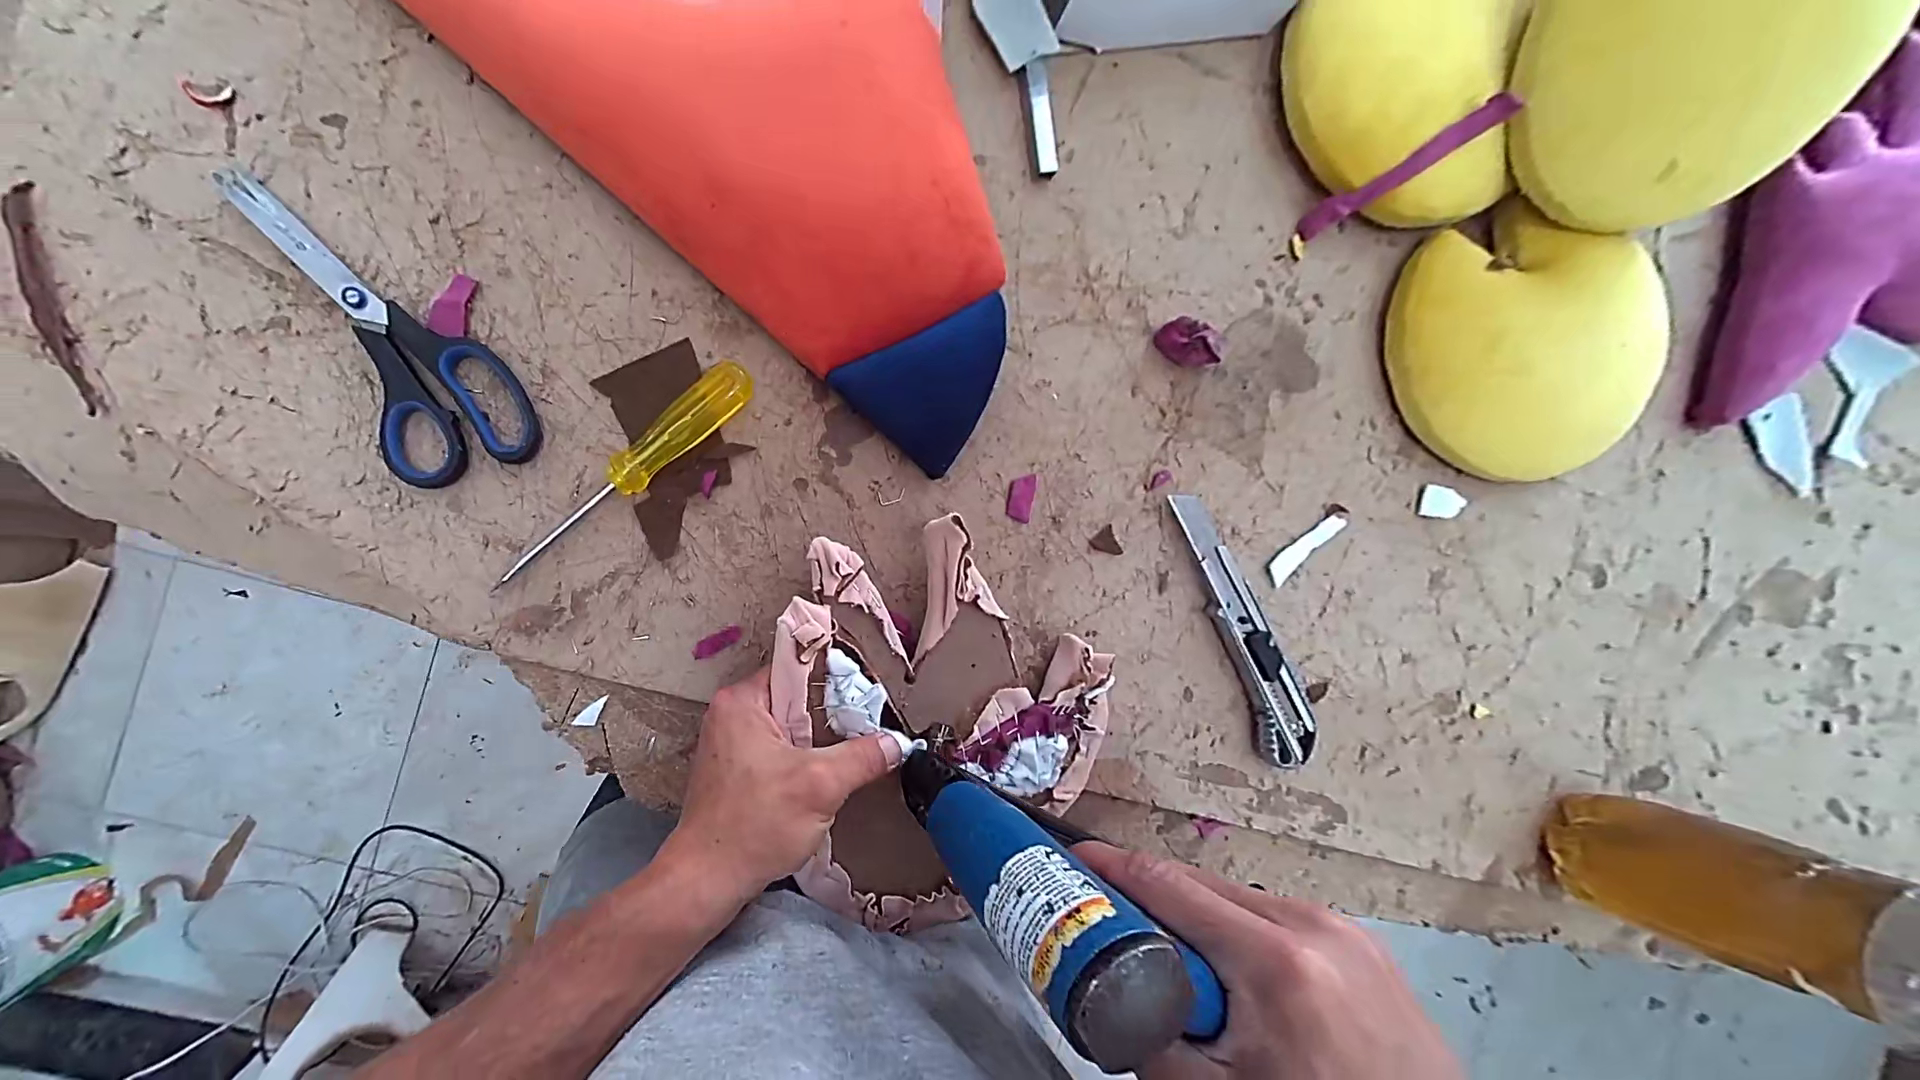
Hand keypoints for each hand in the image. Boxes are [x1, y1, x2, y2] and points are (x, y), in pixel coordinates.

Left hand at [665, 667, 902, 900]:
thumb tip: (897, 743)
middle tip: (868, 722)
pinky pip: (782, 747)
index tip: (868, 692)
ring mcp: (731, 742)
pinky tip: (826, 773)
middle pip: (798, 696)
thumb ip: (863, 757)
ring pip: (793, 724)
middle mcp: (732, 713)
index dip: (837, 677)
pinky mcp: (737, 769)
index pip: (799, 666)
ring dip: (821, 738)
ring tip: (853, 747)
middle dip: (834, 711)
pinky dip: (805, 756)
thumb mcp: (821, 785)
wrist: (705, 884)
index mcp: (742, 701)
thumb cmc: (753, 826)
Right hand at [1073, 842, 1462, 1079]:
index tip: (1078, 862)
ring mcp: (1344, 933)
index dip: (1112, 868)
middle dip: (1152, 904)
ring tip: (1190, 980)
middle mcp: (1315, 929)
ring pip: (1237, 901)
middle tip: (1117, 931)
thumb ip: (1151, 1037)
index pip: (1166, 884)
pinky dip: (1242, 937)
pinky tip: (1239, 983)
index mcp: (1278, 962)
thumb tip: (1109, 992)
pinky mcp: (1361, 946)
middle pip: (1199, 886)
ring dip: (1199, 924)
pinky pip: (1276, 919)